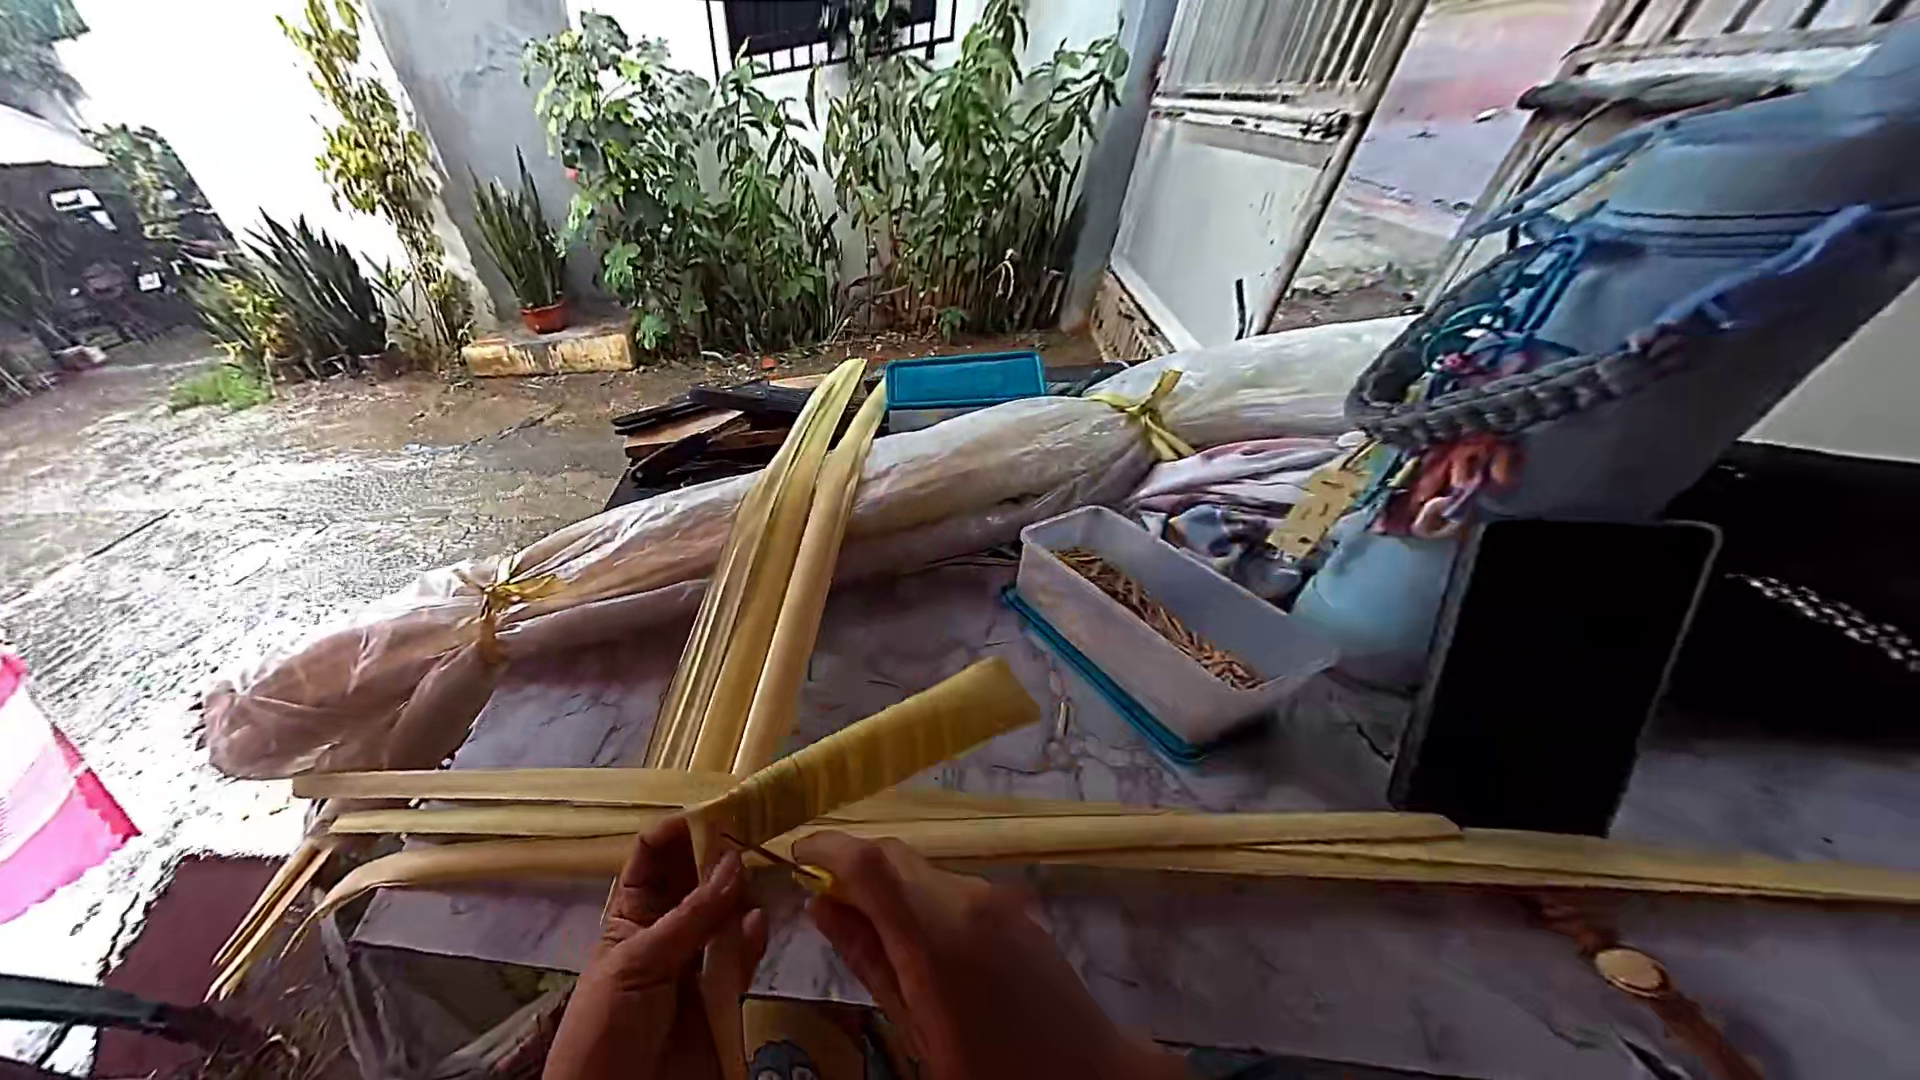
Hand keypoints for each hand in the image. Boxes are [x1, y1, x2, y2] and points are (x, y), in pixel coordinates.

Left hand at [544, 816, 766, 1079]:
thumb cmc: (605, 1032)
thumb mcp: (637, 965)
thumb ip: (691, 914)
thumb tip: (735, 858)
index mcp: (633, 913)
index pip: (653, 854)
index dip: (680, 829)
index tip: (716, 812)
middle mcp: (670, 924)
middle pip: (698, 872)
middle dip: (722, 851)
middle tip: (755, 829)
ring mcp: (700, 954)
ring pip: (728, 905)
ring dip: (743, 890)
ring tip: (761, 875)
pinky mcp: (726, 987)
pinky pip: (746, 949)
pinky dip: (755, 934)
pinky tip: (759, 925)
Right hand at [793, 831, 1183, 1079]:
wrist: (1093, 1079)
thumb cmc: (993, 1073)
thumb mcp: (917, 1032)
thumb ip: (870, 963)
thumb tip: (823, 910)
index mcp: (938, 938)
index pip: (871, 864)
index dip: (829, 849)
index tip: (797, 855)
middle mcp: (967, 899)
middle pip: (896, 856)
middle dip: (853, 863)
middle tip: (821, 894)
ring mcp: (995, 898)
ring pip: (922, 869)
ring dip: (887, 882)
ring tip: (863, 921)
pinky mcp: (1012, 905)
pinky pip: (950, 885)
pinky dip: (918, 895)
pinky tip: (913, 935)